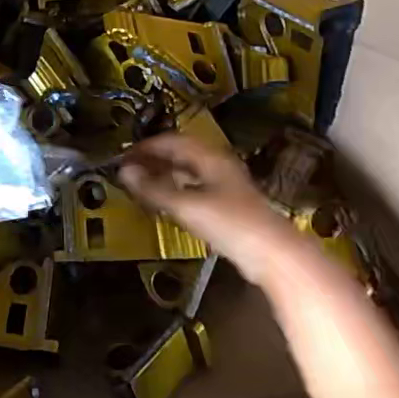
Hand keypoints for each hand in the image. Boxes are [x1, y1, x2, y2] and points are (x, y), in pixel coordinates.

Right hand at [117, 133, 298, 278]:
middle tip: (129, 168)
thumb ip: (153, 189)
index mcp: (210, 158)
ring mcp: (226, 186)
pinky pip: (194, 188)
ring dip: (164, 174)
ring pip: (188, 171)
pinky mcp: (229, 206)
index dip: (145, 146)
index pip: (172, 141)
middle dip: (153, 159)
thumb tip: (123, 172)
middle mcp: (218, 166)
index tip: (123, 155)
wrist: (275, 256)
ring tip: (141, 183)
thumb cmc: (231, 224)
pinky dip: (175, 190)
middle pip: (181, 154)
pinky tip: (165, 202)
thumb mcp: (186, 205)